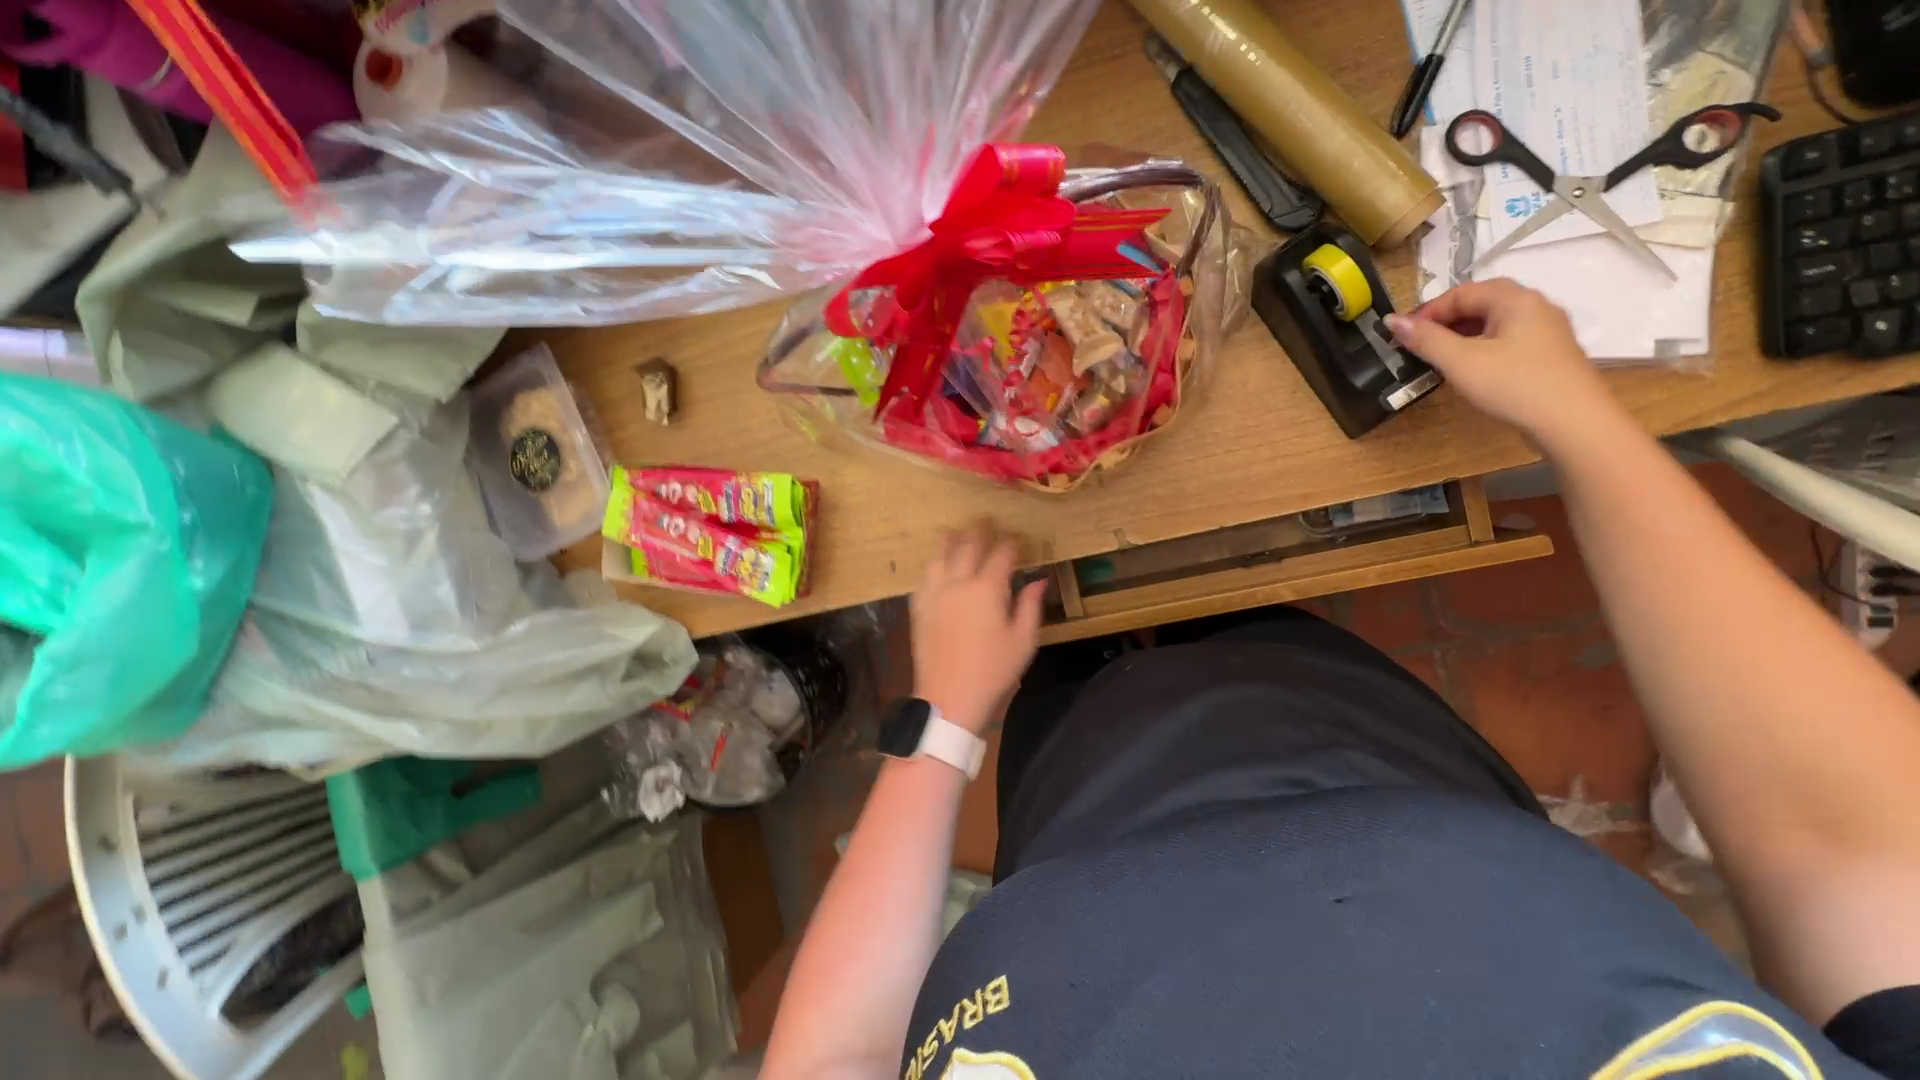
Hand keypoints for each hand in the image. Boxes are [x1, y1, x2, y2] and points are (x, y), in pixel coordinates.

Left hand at [909, 521, 1047, 734]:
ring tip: (956, 532)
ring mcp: (934, 594)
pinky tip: (936, 566)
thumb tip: (1039, 580)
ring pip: (940, 556)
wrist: (949, 699)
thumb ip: (1030, 606)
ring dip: (950, 540)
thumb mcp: (1023, 641)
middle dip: (980, 531)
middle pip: (968, 546)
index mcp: (987, 589)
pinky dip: (933, 565)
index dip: (1011, 544)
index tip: (1018, 540)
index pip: (1001, 555)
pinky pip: (924, 578)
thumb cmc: (993, 672)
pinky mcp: (919, 609)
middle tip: (986, 521)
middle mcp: (958, 584)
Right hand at [1385, 279, 1625, 446]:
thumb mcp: (1461, 362)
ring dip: (1462, 334)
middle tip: (1418, 343)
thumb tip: (1391, 321)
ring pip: (1495, 321)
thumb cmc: (1514, 385)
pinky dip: (1482, 346)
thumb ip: (1425, 339)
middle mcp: (1535, 305)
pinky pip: (1508, 338)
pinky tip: (1471, 368)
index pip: (1461, 293)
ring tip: (1439, 357)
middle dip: (1445, 320)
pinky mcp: (1549, 353)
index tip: (1401, 335)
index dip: (1427, 312)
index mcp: (1515, 299)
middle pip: (1480, 302)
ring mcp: (1546, 330)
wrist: (1573, 422)